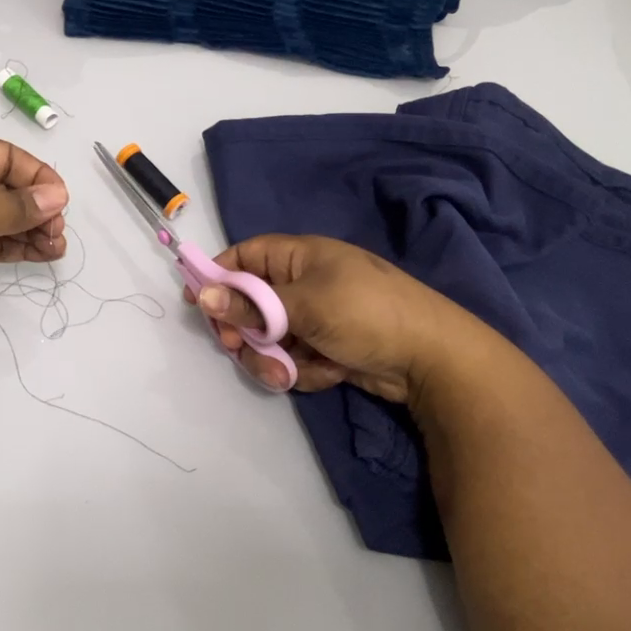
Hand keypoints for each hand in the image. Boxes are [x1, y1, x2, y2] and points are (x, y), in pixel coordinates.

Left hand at [0, 136, 67, 328]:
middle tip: (59, 232)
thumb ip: (18, 205)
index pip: (1, 154)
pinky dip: (10, 245)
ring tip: (56, 249)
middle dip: (34, 206)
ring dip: (27, 229)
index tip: (62, 200)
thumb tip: (56, 196)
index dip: (35, 174)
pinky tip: (37, 255)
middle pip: (0, 185)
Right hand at [191, 234, 465, 406]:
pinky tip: (327, 373)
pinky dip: (302, 369)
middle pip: (249, 303)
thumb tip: (203, 295)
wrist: (432, 360)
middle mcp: (304, 283)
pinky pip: (293, 358)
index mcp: (299, 257)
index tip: (198, 304)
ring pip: (269, 338)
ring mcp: (316, 318)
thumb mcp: (303, 306)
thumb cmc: (367, 314)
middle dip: (245, 331)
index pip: (244, 257)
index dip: (219, 276)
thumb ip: (250, 305)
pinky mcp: (327, 348)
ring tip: (289, 372)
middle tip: (239, 348)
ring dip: (273, 358)